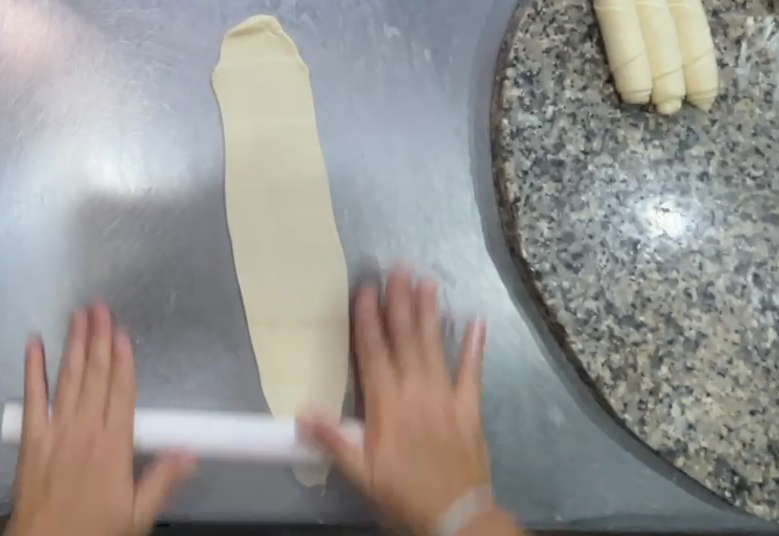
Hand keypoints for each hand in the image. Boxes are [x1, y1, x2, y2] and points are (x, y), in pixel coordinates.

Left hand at [8, 305, 195, 535]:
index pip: (122, 392)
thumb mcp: (137, 517)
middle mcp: (85, 430)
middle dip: (99, 339)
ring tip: (78, 315)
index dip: (123, 360)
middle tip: (100, 308)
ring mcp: (56, 430)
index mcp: (114, 447)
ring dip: (73, 344)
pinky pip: (33, 396)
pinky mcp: (31, 437)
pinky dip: (32, 368)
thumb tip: (190, 452)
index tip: (123, 332)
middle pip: (95, 376)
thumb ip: (161, 480)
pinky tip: (34, 343)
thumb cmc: (94, 533)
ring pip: (68, 378)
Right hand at [299, 270, 490, 533]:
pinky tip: (477, 321)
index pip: (373, 351)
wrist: (458, 520)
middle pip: (404, 338)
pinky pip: (472, 373)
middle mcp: (415, 390)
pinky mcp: (468, 408)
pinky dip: (475, 347)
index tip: (364, 287)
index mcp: (386, 403)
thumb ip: (333, 439)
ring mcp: (445, 396)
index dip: (367, 318)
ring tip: (426, 280)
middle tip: (397, 267)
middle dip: (399, 301)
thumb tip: (302, 411)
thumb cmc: (403, 492)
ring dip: (429, 312)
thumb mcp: (361, 473)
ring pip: (433, 345)